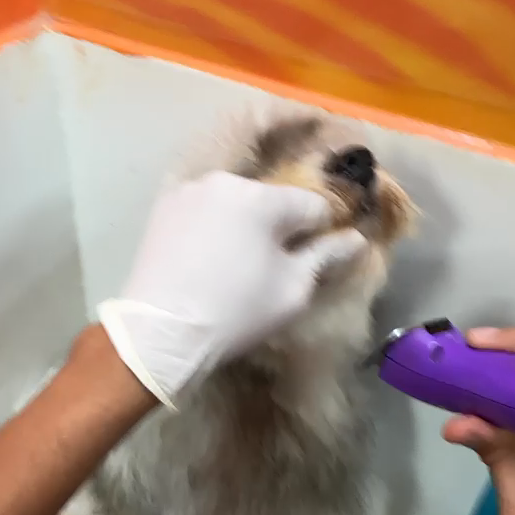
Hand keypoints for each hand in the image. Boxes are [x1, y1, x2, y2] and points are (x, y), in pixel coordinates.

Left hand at [98, 171, 366, 406]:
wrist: (159, 333)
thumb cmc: (236, 313)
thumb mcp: (292, 291)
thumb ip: (326, 257)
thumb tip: (355, 239)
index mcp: (261, 197)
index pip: (312, 205)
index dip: (321, 232)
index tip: (313, 259)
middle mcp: (224, 181)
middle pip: (271, 199)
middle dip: (279, 226)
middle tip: (270, 267)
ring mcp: (189, 191)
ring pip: (236, 202)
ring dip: (245, 224)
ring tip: (235, 265)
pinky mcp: (162, 207)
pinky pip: (205, 209)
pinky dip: (214, 226)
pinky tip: (208, 258)